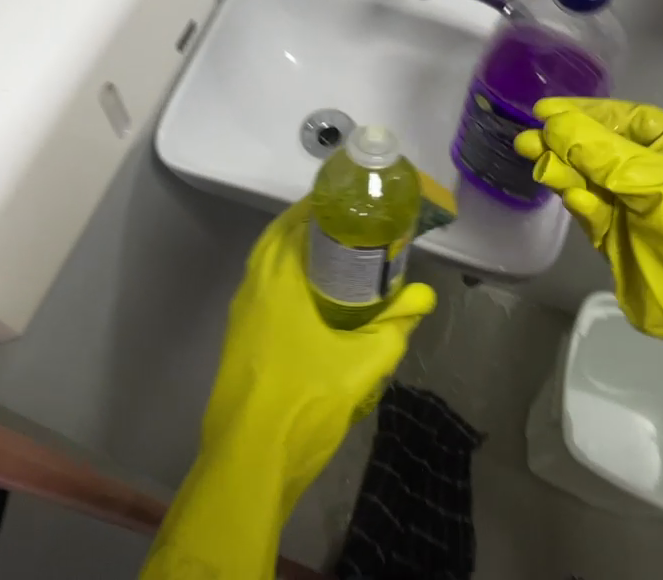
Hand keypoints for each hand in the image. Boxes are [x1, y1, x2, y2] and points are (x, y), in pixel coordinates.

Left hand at [141, 201, 435, 578]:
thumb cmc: (304, 400)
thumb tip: (424, 295)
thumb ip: (395, 325)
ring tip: (335, 258)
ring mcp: (240, 313)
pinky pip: (262, 290)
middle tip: (346, 228)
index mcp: (278, 279)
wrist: (249, 458)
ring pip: (266, 265)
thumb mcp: (362, 363)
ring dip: (295, 253)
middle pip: (277, 238)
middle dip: (308, 227)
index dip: (320, 208)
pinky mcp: (238, 338)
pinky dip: (285, 279)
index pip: (296, 223)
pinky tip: (313, 299)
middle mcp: (253, 286)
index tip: (350, 205)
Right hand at [515, 98, 662, 544]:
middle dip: (562, 143)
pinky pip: (586, 208)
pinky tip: (571, 196)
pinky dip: (576, 201)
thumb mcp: (648, 178)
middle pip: (591, 146)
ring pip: (582, 176)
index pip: (613, 115)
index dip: (578, 113)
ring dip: (561, 170)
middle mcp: (643, 166)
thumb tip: (550, 121)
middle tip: (525, 142)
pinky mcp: (611, 234)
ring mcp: (626, 202)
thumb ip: (595, 149)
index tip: (542, 112)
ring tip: (538, 164)